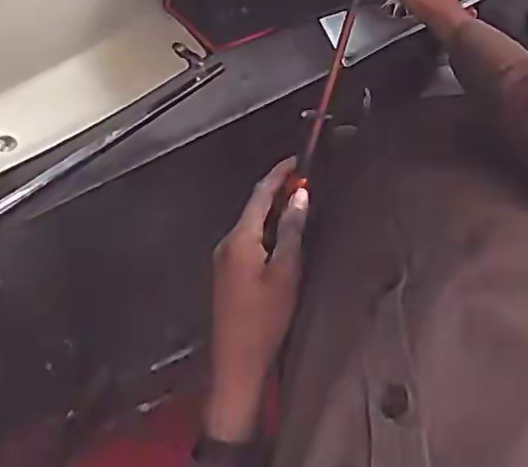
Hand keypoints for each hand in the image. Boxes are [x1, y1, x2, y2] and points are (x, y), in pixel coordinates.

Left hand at [206, 158, 309, 443]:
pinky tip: (283, 235)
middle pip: (254, 206)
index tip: (297, 160)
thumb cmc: (265, 320)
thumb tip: (299, 196)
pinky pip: (248, 239)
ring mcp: (223, 259)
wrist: (235, 368)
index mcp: (239, 238)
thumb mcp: (286, 272)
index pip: (260, 193)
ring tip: (298, 203)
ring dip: (273, 210)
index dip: (279, 173)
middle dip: (278, 190)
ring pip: (251, 223)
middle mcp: (226, 242)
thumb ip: (292, 230)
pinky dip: (266, 229)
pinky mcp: (226, 274)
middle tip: (304, 180)